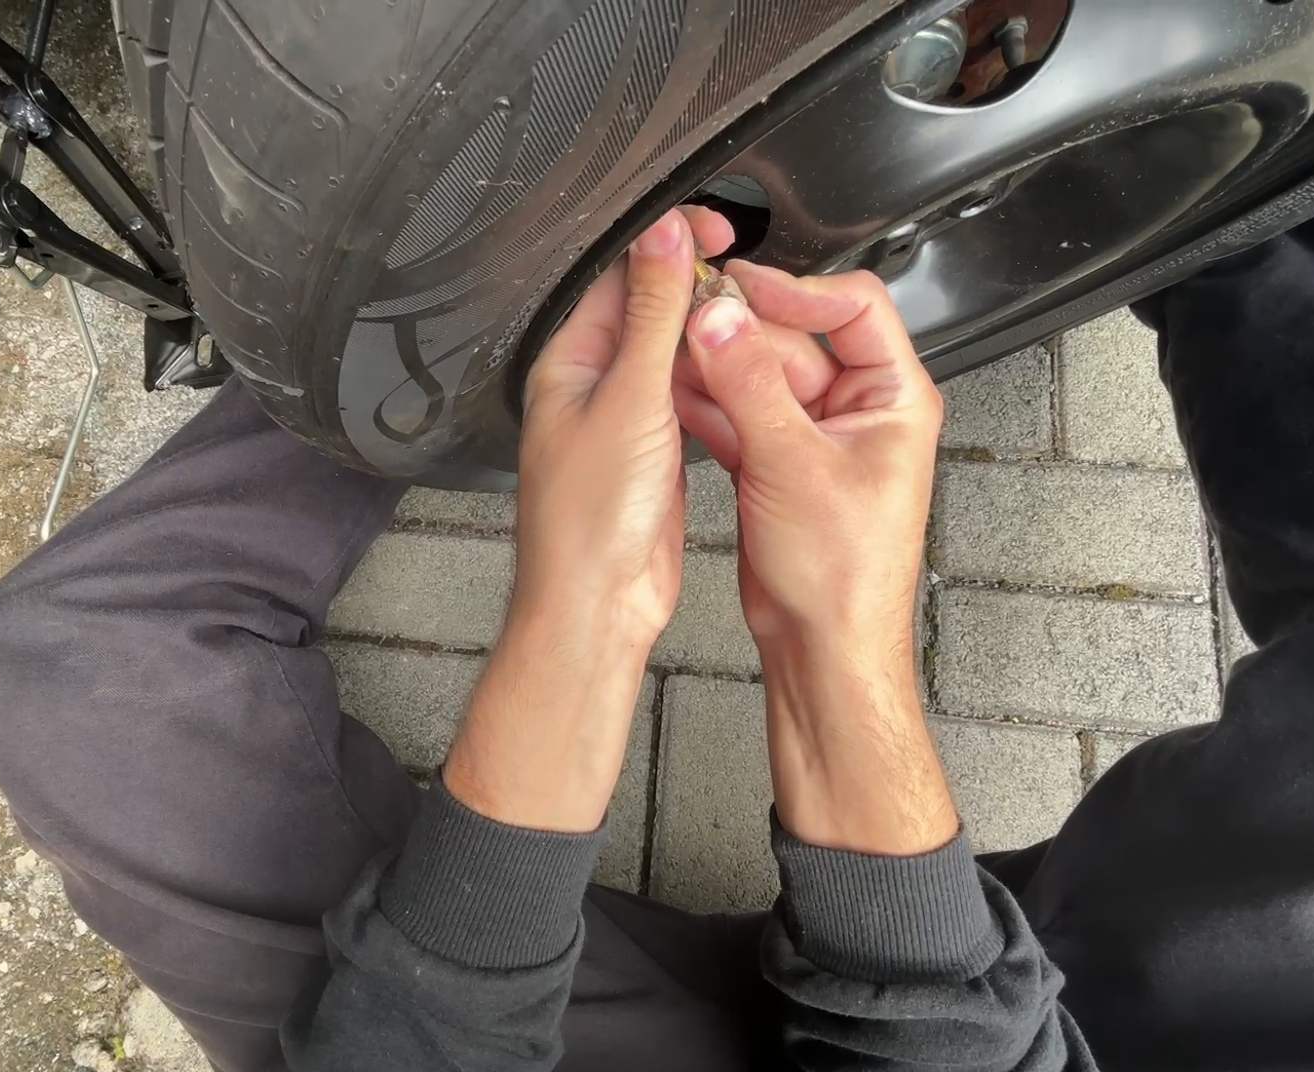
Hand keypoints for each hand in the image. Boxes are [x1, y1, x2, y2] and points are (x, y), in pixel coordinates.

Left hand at [444, 207, 730, 831]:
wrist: (598, 601)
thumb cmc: (589, 519)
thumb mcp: (629, 402)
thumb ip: (650, 318)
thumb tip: (663, 241)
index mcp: (568, 364)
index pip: (617, 276)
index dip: (668, 243)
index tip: (717, 228)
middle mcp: (589, 388)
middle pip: (643, 310)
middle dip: (692, 284)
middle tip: (742, 271)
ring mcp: (620, 420)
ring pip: (665, 354)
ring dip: (702, 331)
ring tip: (745, 314)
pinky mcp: (648, 453)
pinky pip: (678, 398)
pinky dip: (706, 378)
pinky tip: (732, 370)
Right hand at [675, 268, 956, 854]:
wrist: (821, 642)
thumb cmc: (844, 575)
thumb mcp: (795, 467)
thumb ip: (752, 387)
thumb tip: (720, 322)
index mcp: (890, 398)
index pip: (853, 309)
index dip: (796, 290)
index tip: (740, 285)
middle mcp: (853, 412)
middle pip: (791, 344)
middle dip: (738, 333)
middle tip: (686, 321)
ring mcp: (809, 438)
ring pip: (757, 381)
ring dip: (715, 368)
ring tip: (670, 352)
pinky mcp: (773, 465)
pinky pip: (738, 418)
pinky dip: (708, 408)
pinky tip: (675, 396)